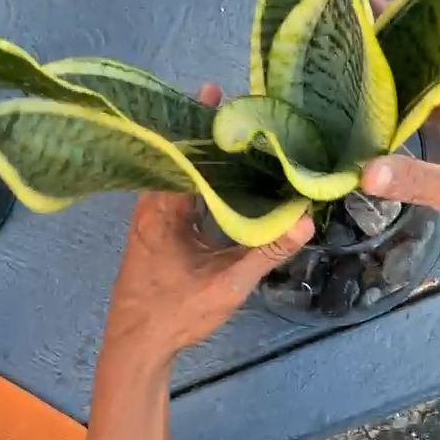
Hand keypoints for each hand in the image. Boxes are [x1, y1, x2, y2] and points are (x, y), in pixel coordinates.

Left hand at [104, 85, 314, 362]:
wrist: (135, 347)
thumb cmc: (175, 314)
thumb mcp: (227, 284)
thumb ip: (266, 252)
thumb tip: (304, 220)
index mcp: (162, 208)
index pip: (182, 151)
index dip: (202, 121)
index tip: (219, 91)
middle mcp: (150, 205)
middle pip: (178, 157)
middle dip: (207, 134)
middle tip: (241, 112)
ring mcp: (148, 219)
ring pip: (177, 176)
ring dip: (202, 158)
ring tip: (239, 138)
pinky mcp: (153, 232)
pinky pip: (176, 193)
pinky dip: (198, 180)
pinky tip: (225, 180)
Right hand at [361, 0, 439, 259]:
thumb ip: (414, 180)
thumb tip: (363, 171)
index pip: (427, 51)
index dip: (398, 27)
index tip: (366, 3)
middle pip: (425, 59)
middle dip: (393, 40)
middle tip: (350, 23)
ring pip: (427, 79)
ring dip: (399, 66)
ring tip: (357, 52)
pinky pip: (429, 100)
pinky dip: (406, 94)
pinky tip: (384, 99)